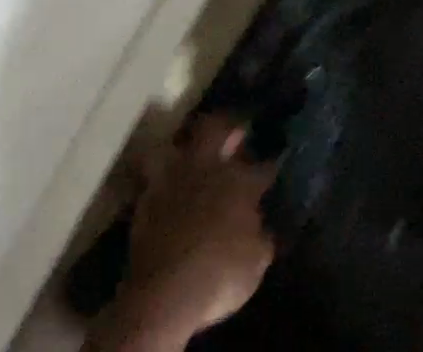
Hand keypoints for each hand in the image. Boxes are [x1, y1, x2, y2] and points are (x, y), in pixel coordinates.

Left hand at [104, 116, 275, 350]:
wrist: (164, 296)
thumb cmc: (221, 276)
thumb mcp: (257, 261)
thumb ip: (261, 235)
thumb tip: (261, 225)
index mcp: (240, 181)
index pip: (264, 165)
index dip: (272, 164)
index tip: (277, 163)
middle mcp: (206, 170)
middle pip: (216, 128)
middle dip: (228, 125)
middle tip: (236, 130)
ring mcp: (172, 182)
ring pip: (174, 145)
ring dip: (184, 147)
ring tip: (192, 154)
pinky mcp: (145, 201)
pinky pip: (152, 178)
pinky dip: (161, 179)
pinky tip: (168, 188)